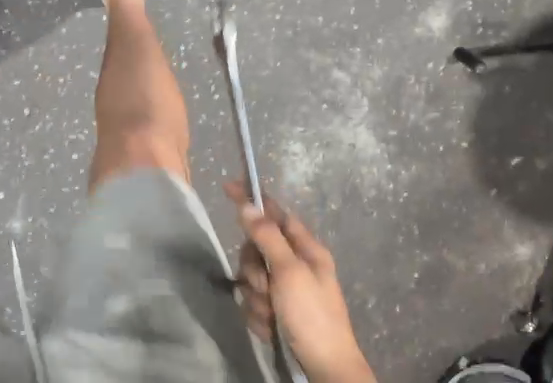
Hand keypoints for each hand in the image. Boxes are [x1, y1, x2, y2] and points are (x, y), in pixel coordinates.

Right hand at [224, 182, 374, 382]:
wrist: (325, 371)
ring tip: (271, 314)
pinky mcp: (278, 312)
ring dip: (256, 296)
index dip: (254, 200)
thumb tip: (247, 204)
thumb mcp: (289, 272)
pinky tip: (270, 326)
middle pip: (257, 247)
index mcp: (308, 251)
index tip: (227, 187)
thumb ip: (266, 236)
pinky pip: (253, 300)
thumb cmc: (312, 317)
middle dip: (253, 268)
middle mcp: (297, 266)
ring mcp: (287, 291)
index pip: (276, 213)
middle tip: (263, 286)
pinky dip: (258, 313)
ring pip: (252, 276)